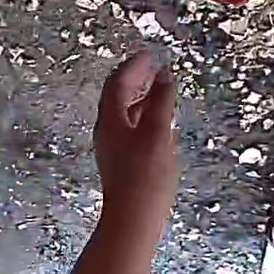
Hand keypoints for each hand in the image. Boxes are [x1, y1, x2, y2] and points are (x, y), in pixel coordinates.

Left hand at [94, 52, 178, 224]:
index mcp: (111, 120)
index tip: (149, 54)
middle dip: (134, 78)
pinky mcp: (122, 161)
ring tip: (158, 87)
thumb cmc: (145, 176)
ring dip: (140, 96)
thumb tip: (165, 75)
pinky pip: (130, 128)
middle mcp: (108, 131)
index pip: (118, 82)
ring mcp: (113, 147)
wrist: (133, 218)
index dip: (134, 65)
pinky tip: (157, 120)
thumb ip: (162, 102)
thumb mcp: (158, 133)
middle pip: (117, 96)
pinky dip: (143, 115)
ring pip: (124, 112)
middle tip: (152, 66)